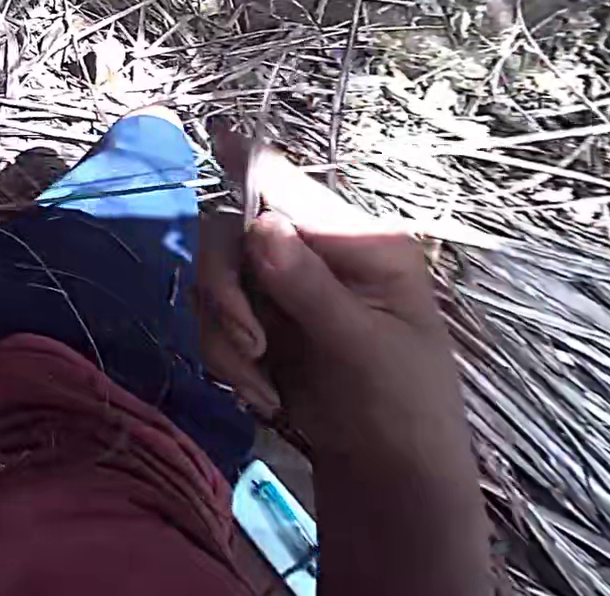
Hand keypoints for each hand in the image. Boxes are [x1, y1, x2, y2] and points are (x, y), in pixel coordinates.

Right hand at [194, 130, 460, 452]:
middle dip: (225, 288)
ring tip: (258, 381)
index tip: (213, 136)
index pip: (290, 188)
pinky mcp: (249, 311)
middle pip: (229, 231)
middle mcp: (306, 249)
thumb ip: (311, 287)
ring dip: (223, 331)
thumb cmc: (403, 407)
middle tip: (246, 340)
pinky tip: (257, 388)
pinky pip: (207, 311)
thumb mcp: (366, 349)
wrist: (383, 472)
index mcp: (353, 242)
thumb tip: (261, 226)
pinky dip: (222, 352)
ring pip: (210, 272)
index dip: (247, 160)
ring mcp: (273, 280)